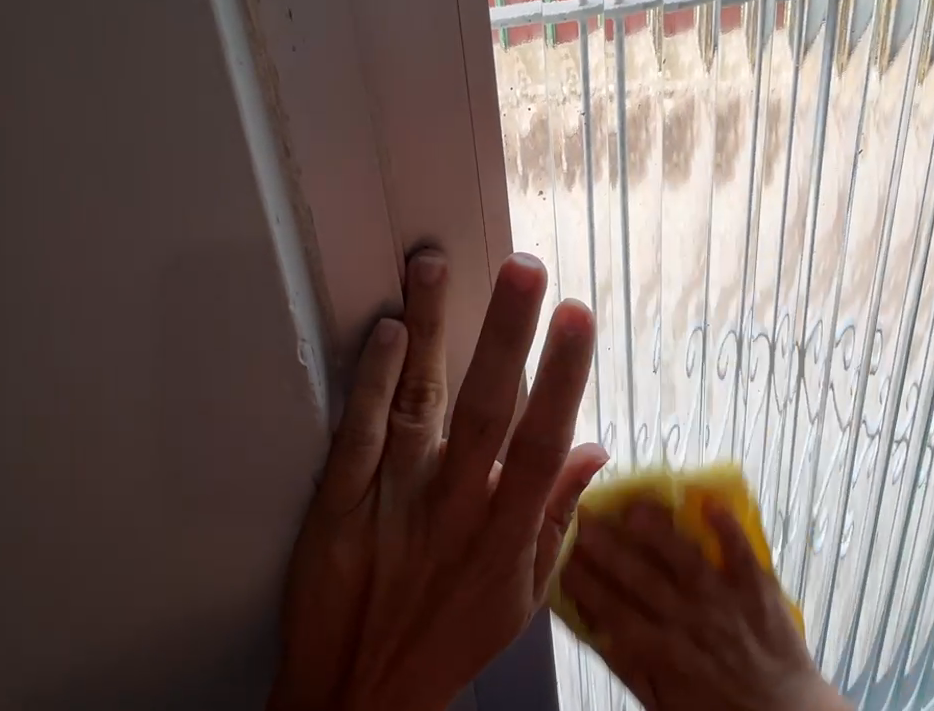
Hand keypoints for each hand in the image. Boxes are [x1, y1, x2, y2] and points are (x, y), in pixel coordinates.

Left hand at [268, 249, 606, 710]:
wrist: (356, 699)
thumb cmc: (452, 637)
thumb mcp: (525, 593)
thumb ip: (560, 516)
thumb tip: (596, 447)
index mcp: (504, 531)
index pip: (542, 442)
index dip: (563, 377)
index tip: (578, 316)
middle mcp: (452, 509)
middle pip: (485, 412)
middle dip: (506, 335)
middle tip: (524, 269)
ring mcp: (391, 503)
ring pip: (416, 406)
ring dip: (428, 331)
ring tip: (433, 266)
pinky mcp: (337, 506)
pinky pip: (355, 436)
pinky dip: (370, 381)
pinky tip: (386, 332)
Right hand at [561, 501, 847, 710]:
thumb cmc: (717, 710)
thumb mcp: (664, 704)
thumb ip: (630, 666)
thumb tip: (594, 630)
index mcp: (664, 654)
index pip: (614, 611)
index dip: (584, 581)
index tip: (560, 553)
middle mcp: (691, 623)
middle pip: (642, 579)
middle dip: (608, 546)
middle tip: (580, 515)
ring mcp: (727, 603)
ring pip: (687, 560)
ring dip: (660, 532)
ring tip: (634, 503)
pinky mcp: (759, 589)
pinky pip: (742, 554)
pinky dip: (727, 528)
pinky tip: (709, 500)